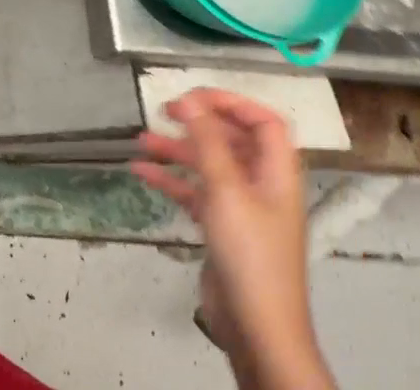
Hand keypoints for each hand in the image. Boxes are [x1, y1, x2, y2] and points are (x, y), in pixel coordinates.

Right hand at [130, 89, 333, 389]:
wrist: (256, 323)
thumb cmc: (249, 253)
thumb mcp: (226, 191)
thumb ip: (208, 142)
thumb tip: (192, 100)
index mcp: (277, 173)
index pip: (263, 122)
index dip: (231, 102)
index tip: (192, 96)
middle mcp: (262, 185)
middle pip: (233, 140)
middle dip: (199, 123)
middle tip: (163, 111)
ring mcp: (242, 207)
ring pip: (209, 165)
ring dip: (178, 150)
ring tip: (142, 139)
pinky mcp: (222, 227)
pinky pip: (195, 191)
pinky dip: (170, 179)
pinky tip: (141, 171)